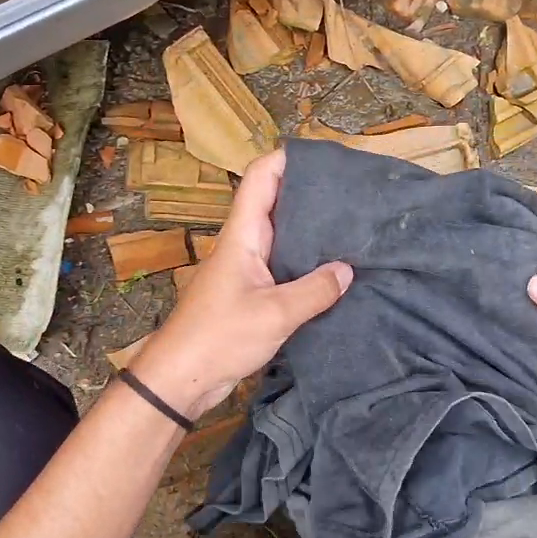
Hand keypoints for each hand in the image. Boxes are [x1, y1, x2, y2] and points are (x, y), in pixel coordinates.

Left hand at [128, 149, 351, 417]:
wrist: (181, 379)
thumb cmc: (219, 337)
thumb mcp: (275, 314)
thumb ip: (315, 291)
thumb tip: (348, 270)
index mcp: (243, 234)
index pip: (262, 176)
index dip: (290, 158)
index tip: (328, 158)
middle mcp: (245, 243)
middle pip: (278, 201)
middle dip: (313, 193)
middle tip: (355, 195)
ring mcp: (248, 268)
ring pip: (285, 235)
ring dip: (314, 231)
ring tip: (355, 228)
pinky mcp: (253, 292)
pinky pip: (285, 266)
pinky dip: (309, 263)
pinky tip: (336, 272)